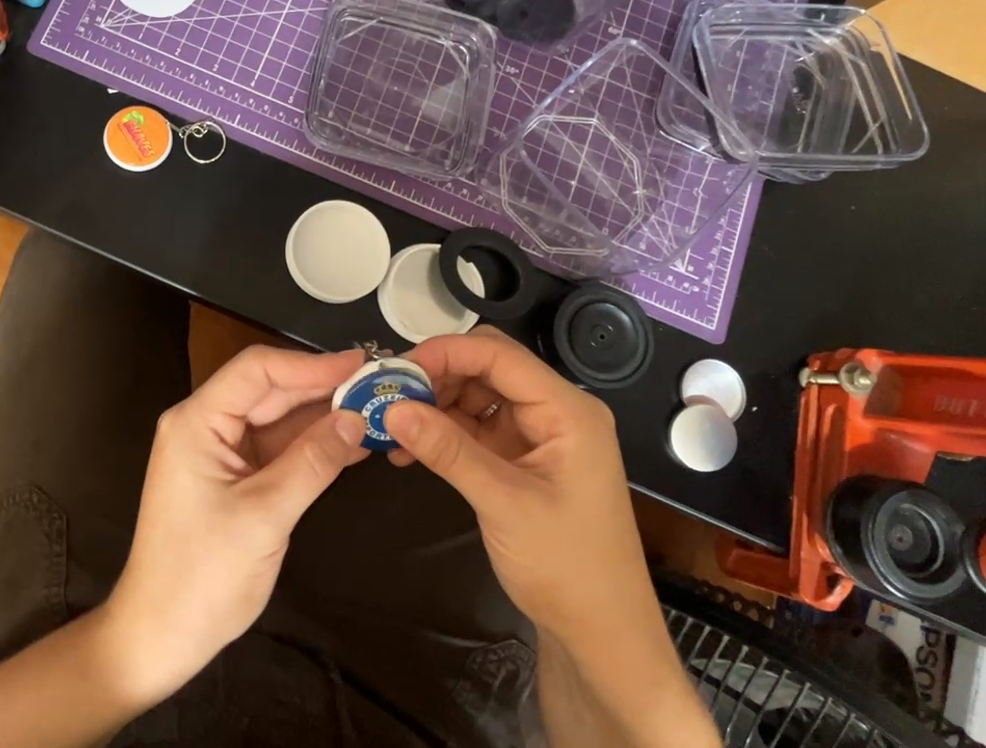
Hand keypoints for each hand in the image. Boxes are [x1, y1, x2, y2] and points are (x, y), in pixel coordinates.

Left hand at [103, 346, 369, 697]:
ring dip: (322, 417)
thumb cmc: (203, 574)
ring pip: (277, 419)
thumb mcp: (264, 515)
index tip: (361, 364)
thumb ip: (313, 461)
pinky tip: (353, 443)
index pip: (257, 371)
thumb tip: (356, 418)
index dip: (310, 364)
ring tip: (377, 410)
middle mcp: (205, 426)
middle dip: (322, 387)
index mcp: (197, 422)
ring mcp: (220, 453)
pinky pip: (277, 449)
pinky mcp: (234, 479)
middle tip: (379, 385)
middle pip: (269, 391)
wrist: (162, 633)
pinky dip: (313, 446)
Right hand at [381, 327, 656, 645]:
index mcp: (567, 411)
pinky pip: (473, 428)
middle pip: (485, 369)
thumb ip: (448, 450)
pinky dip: (441, 433)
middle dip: (435, 377)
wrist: (599, 632)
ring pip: (474, 396)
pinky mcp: (519, 459)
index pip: (499, 356)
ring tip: (389, 425)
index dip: (445, 353)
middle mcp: (553, 412)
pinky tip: (407, 449)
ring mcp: (536, 436)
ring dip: (432, 406)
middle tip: (386, 395)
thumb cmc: (566, 565)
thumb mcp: (503, 503)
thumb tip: (392, 408)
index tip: (395, 370)